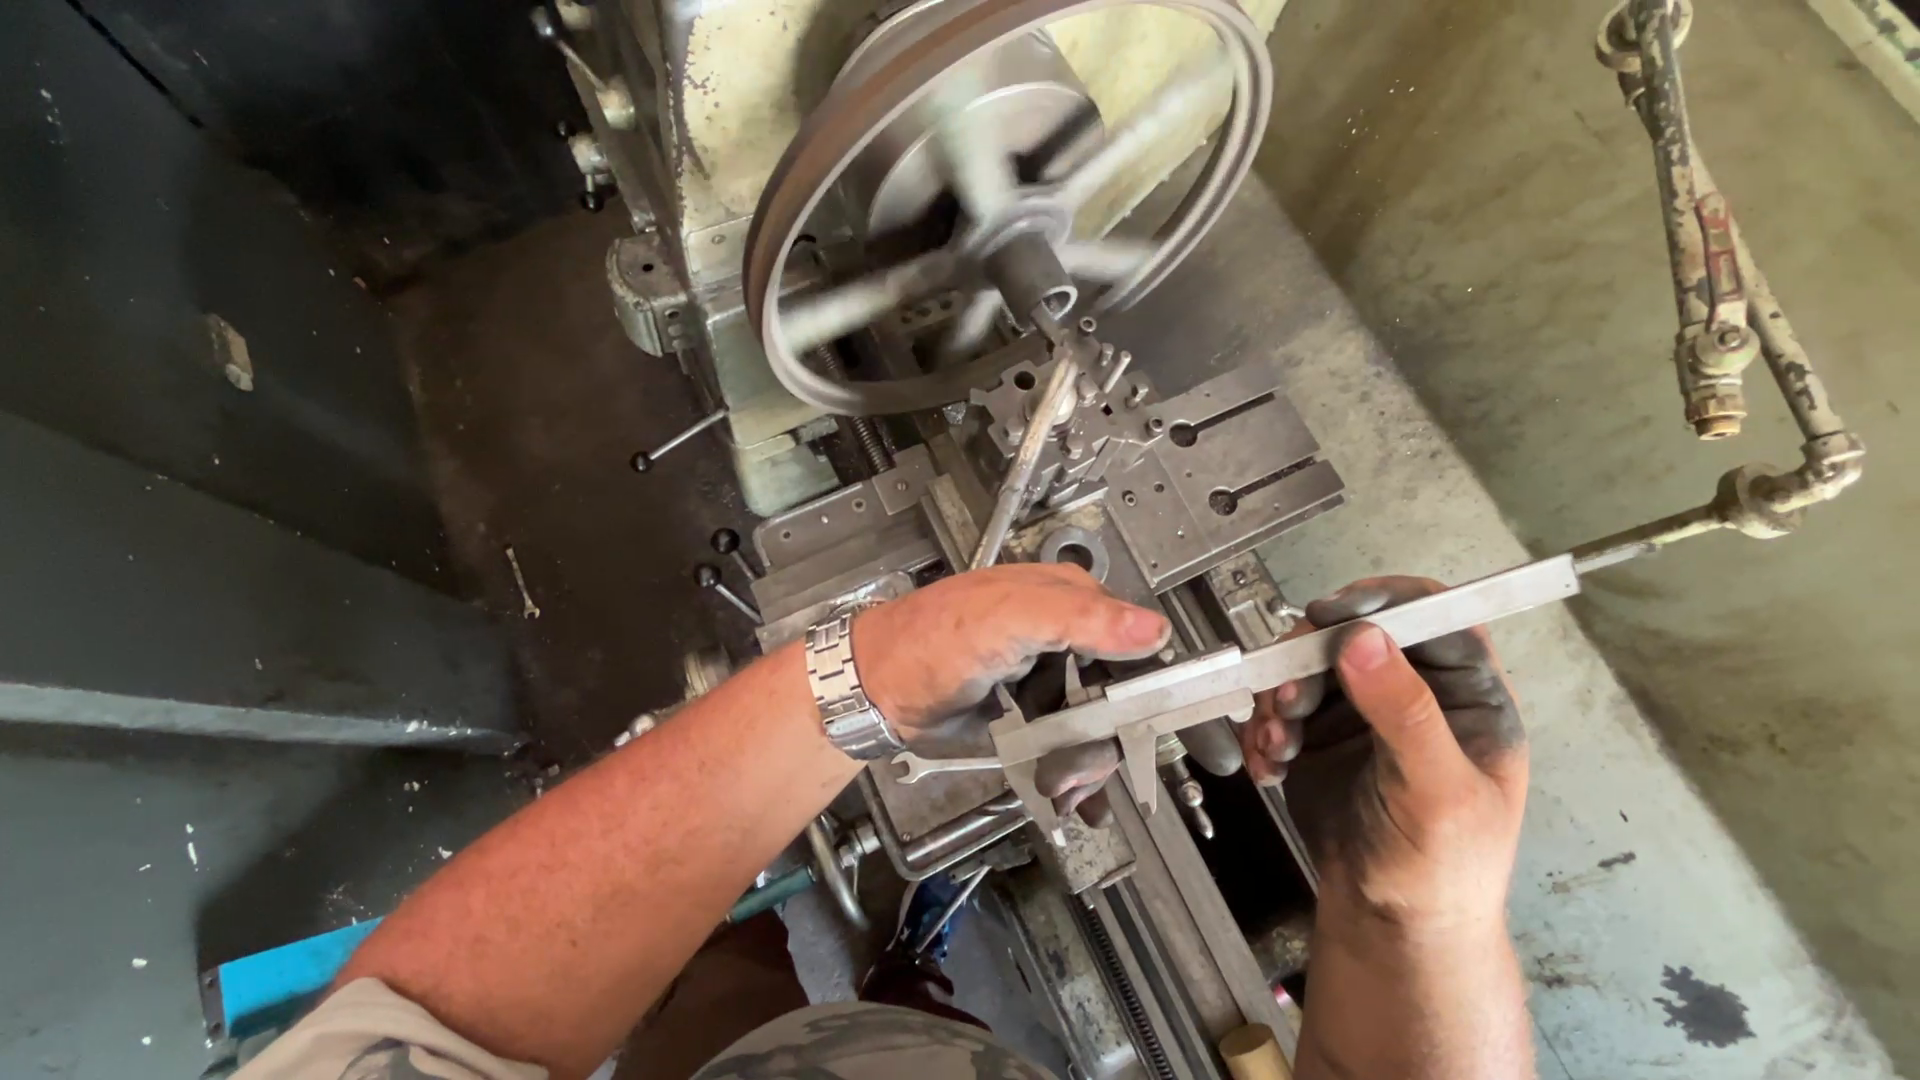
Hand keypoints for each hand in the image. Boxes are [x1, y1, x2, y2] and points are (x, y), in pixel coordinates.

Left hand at [851, 563, 1170, 820]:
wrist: (877, 689)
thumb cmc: (934, 640)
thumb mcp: (1007, 617)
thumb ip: (1080, 618)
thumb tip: (1152, 627)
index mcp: (1066, 600)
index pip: (1134, 636)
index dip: (1150, 681)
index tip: (1154, 725)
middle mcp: (1062, 637)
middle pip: (1119, 691)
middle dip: (1110, 738)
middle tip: (1081, 769)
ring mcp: (1045, 678)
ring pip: (1097, 725)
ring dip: (1089, 763)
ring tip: (1063, 786)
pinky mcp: (1028, 713)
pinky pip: (1067, 744)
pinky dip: (1072, 772)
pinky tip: (1067, 794)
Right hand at [1236, 577, 1526, 933]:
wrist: (1389, 924)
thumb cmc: (1442, 868)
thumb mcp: (1438, 792)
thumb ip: (1405, 713)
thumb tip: (1364, 638)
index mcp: (1467, 697)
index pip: (1432, 618)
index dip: (1382, 602)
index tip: (1329, 614)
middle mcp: (1411, 693)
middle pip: (1352, 637)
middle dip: (1309, 662)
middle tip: (1285, 696)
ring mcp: (1361, 713)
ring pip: (1307, 669)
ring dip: (1279, 699)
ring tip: (1275, 743)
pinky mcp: (1319, 735)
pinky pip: (1280, 707)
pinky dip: (1265, 729)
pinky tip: (1269, 763)